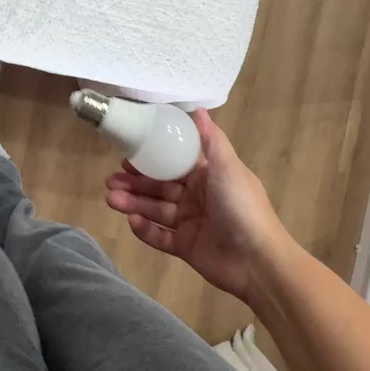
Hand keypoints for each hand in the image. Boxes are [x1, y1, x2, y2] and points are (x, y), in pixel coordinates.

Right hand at [104, 110, 292, 303]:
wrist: (259, 261)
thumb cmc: (242, 208)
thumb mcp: (228, 168)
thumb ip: (211, 140)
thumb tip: (198, 109)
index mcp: (207, 177)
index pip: (171, 165)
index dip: (149, 161)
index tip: (126, 157)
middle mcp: (196, 198)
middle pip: (158, 188)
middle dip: (134, 185)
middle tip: (110, 182)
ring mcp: (190, 224)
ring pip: (155, 210)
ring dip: (133, 204)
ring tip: (112, 200)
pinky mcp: (186, 247)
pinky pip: (160, 236)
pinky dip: (144, 229)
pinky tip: (131, 221)